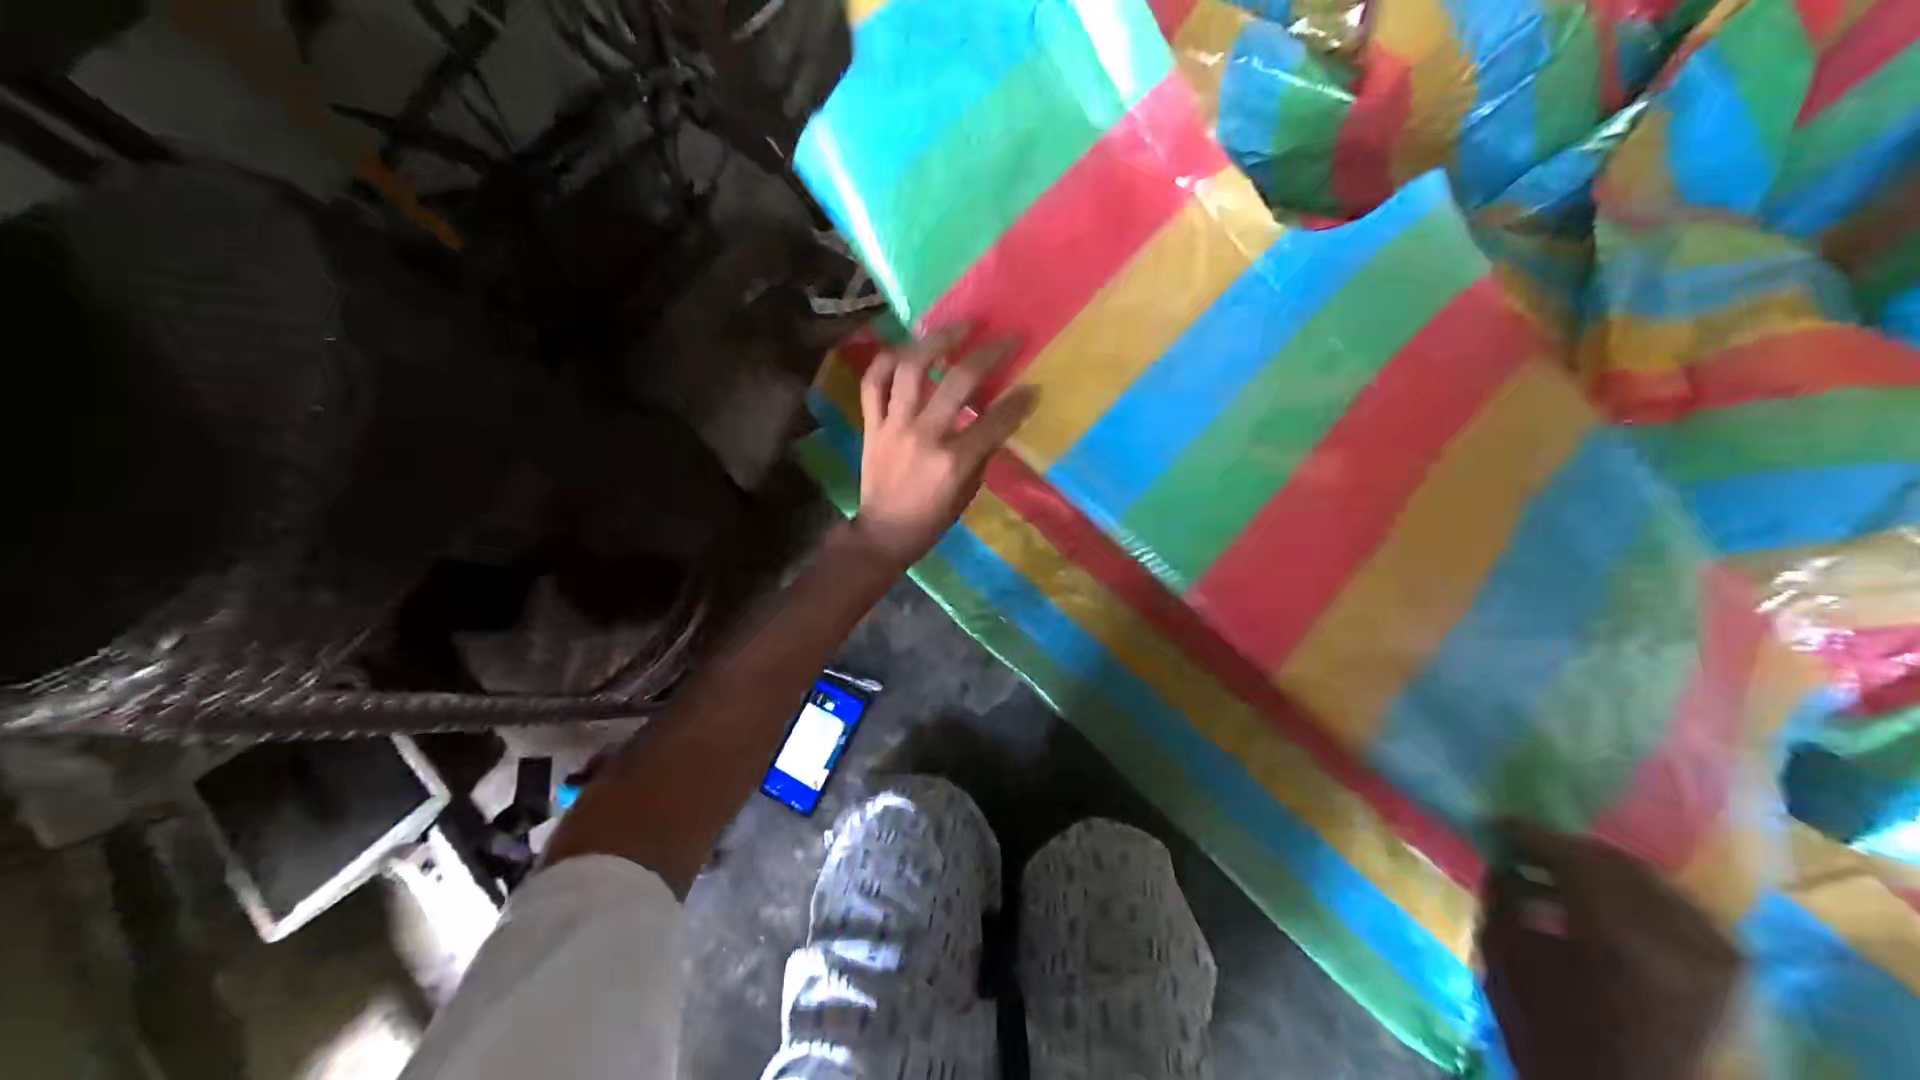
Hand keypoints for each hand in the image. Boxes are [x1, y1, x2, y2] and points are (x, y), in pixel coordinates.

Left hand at [853, 325, 1037, 565]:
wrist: (883, 533)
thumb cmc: (932, 519)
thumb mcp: (968, 492)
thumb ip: (980, 453)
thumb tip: (994, 418)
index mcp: (953, 461)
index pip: (994, 421)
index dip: (1019, 401)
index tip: (1033, 386)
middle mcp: (924, 436)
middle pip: (958, 382)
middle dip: (989, 354)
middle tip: (1007, 337)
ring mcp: (894, 426)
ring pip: (910, 369)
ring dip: (936, 341)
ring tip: (957, 327)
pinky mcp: (872, 424)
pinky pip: (874, 383)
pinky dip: (887, 360)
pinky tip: (906, 347)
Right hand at [1478, 822, 1741, 1079]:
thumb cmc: (1552, 1038)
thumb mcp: (1505, 964)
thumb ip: (1503, 900)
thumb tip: (1503, 859)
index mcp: (1623, 940)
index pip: (1572, 857)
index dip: (1528, 834)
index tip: (1494, 823)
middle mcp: (1684, 939)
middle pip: (1614, 862)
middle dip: (1564, 848)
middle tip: (1522, 845)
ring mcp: (1718, 955)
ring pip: (1648, 879)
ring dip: (1598, 869)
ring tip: (1557, 873)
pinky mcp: (1733, 969)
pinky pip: (1674, 904)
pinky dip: (1633, 892)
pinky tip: (1599, 900)